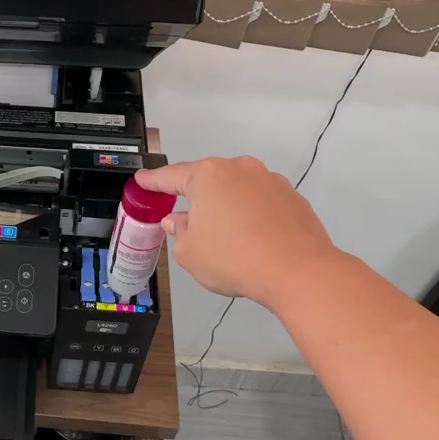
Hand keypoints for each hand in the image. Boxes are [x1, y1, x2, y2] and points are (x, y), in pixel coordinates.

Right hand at [133, 156, 342, 305]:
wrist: (296, 270)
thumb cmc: (233, 259)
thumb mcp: (190, 253)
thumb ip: (180, 232)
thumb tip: (180, 221)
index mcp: (208, 176)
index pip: (171, 177)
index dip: (153, 181)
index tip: (142, 180)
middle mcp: (239, 169)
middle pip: (209, 181)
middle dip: (197, 199)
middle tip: (188, 222)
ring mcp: (270, 180)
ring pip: (237, 191)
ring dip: (227, 208)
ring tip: (226, 238)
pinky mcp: (292, 197)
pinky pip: (261, 203)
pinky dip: (252, 216)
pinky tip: (252, 240)